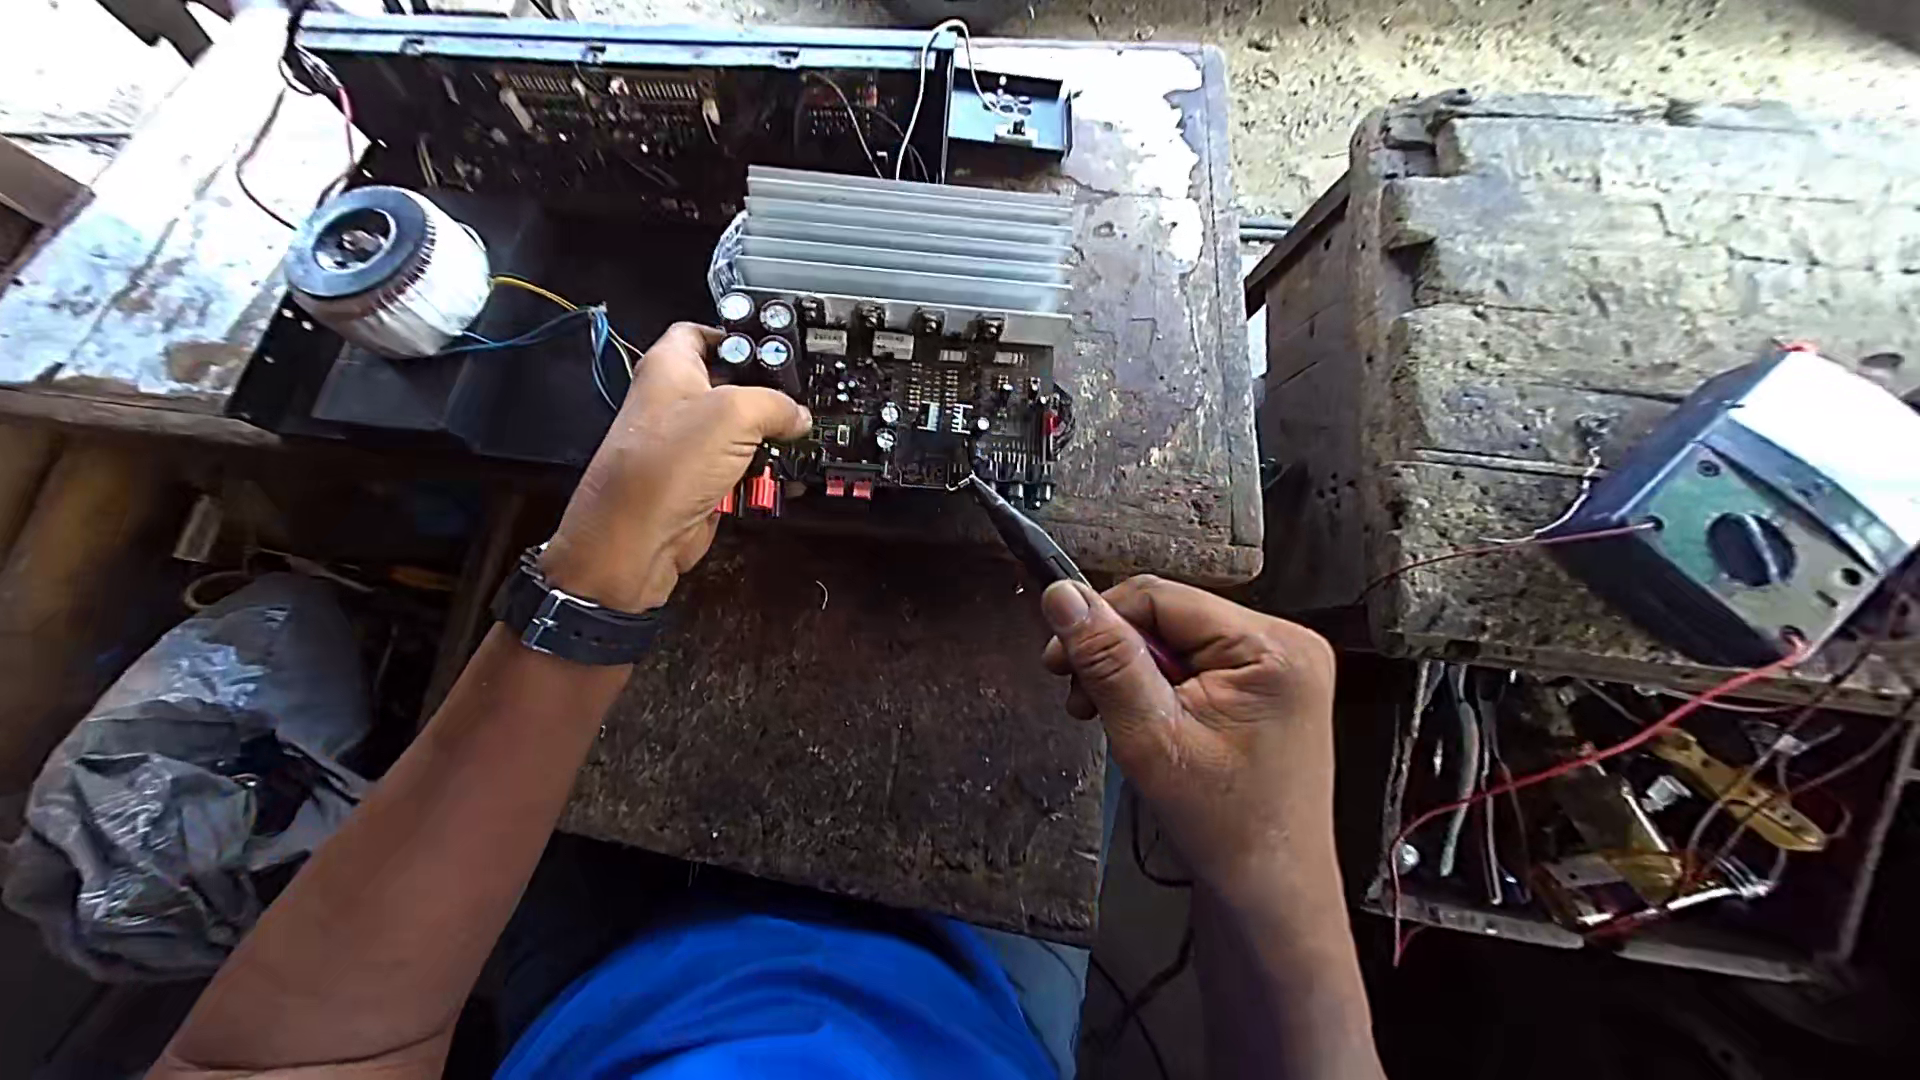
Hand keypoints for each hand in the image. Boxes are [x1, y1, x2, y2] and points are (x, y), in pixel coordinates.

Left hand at [538, 323, 810, 613]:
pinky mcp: (703, 479)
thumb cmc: (660, 469)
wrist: (639, 538)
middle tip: (795, 403)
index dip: (739, 336)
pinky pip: (742, 467)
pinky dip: (764, 472)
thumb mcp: (733, 415)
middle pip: (733, 385)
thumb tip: (798, 413)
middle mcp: (678, 403)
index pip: (704, 332)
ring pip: (743, 431)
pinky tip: (780, 478)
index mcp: (671, 368)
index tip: (776, 348)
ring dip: (771, 440)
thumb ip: (775, 403)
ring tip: (792, 444)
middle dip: (768, 396)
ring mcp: (690, 445)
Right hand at [1040, 576, 1338, 899]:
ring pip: (1171, 635)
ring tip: (1107, 710)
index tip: (1060, 656)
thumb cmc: (1224, 827)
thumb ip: (1106, 660)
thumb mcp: (1150, 737)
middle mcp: (1283, 643)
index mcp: (1271, 649)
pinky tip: (1137, 711)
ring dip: (1128, 669)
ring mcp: (1275, 662)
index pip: (1159, 596)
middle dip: (1114, 652)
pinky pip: (1189, 656)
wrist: (1267, 890)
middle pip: (1166, 614)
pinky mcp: (1261, 681)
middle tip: (1081, 693)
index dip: (1100, 621)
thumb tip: (1064, 598)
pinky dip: (1153, 680)